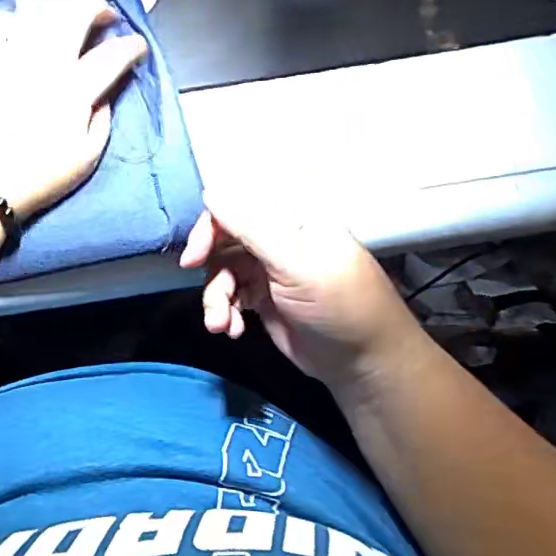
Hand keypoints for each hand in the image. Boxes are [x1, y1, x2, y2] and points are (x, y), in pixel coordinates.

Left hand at [0, 0, 148, 221]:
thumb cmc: (39, 176)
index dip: (132, 46)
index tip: (138, 47)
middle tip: (106, 15)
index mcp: (75, 89)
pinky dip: (13, 17)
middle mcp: (45, 62)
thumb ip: (102, 120)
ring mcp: (13, 57)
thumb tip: (104, 95)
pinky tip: (23, 24)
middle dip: (97, 5)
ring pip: (38, 8)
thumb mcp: (87, 158)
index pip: (113, 54)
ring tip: (69, 12)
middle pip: (75, 12)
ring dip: (59, 2)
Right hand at [178, 185, 418, 387]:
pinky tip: (233, 330)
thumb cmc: (339, 305)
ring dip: (216, 299)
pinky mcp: (263, 296)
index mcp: (294, 218)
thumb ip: (251, 228)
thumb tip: (211, 192)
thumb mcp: (295, 264)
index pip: (240, 204)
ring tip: (221, 325)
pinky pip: (230, 295)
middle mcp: (279, 237)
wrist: (361, 362)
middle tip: (207, 298)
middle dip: (210, 270)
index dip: (212, 226)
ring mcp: (270, 268)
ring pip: (223, 271)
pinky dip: (226, 312)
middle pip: (225, 239)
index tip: (194, 256)